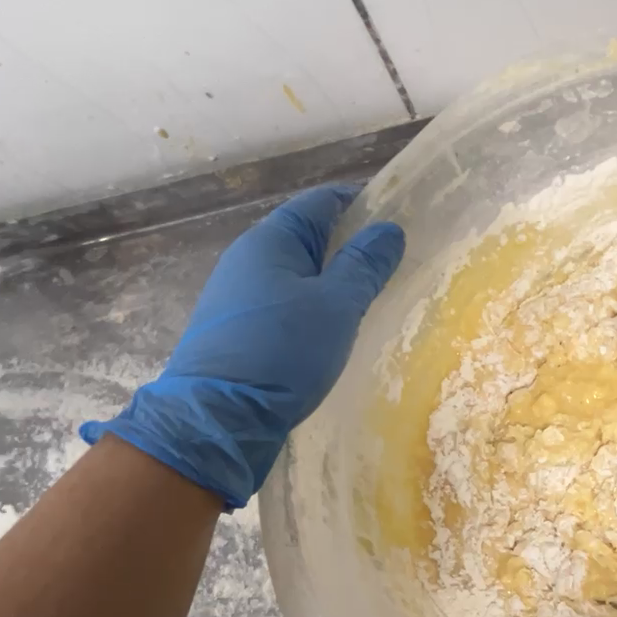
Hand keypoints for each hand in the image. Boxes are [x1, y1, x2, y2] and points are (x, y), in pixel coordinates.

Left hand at [83, 184, 403, 508]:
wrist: (221, 414)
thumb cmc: (284, 350)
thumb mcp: (337, 306)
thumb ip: (365, 266)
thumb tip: (390, 229)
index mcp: (272, 240)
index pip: (320, 203)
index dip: (358, 202)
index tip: (396, 213)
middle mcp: (250, 258)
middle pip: (308, 237)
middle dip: (349, 242)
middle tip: (394, 260)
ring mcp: (240, 295)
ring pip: (297, 273)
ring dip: (333, 278)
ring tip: (372, 295)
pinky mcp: (241, 329)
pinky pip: (287, 302)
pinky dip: (315, 305)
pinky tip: (335, 327)